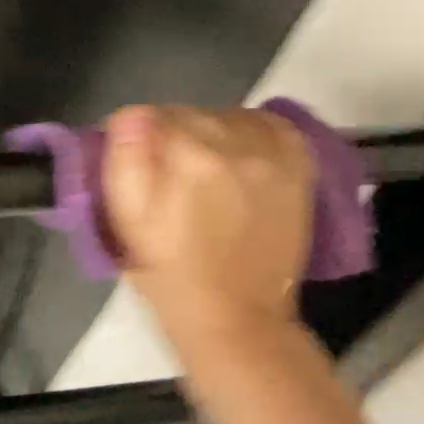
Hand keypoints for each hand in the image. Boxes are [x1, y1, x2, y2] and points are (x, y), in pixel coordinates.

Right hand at [102, 105, 315, 336]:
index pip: (150, 114)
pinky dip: (255, 126)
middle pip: (191, 112)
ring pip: (231, 116)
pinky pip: (279, 129)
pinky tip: (238, 143)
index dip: (129, 131)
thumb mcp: (124, 212)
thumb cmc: (165, 262)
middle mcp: (238, 150)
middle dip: (167, 129)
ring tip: (195, 156)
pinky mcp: (298, 177)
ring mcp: (275, 163)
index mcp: (190, 156)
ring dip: (208, 127)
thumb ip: (125, 156)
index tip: (125, 154)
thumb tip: (130, 116)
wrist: (232, 310)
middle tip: (156, 161)